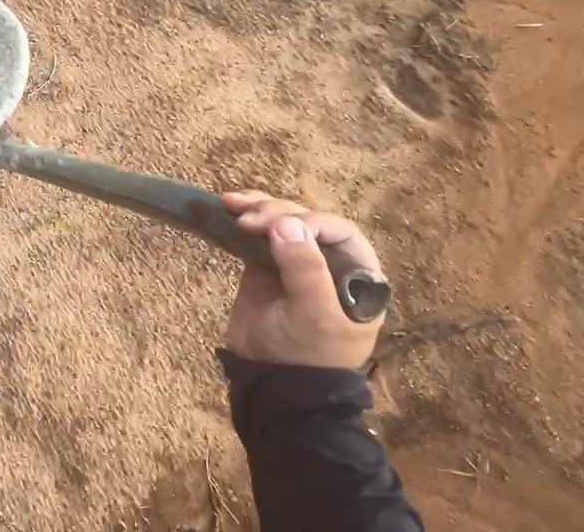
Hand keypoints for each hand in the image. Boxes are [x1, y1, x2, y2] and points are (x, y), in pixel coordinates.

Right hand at [222, 191, 385, 369]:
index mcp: (358, 277)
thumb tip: (286, 223)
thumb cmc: (305, 352)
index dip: (309, 221)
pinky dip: (243, 217)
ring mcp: (294, 263)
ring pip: (281, 220)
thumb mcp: (314, 316)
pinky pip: (258, 233)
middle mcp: (329, 264)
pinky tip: (226, 207)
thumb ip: (306, 271)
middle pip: (306, 220)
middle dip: (275, 212)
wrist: (271, 379)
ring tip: (230, 204)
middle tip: (245, 220)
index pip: (339, 232)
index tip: (272, 226)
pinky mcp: (264, 265)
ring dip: (257, 207)